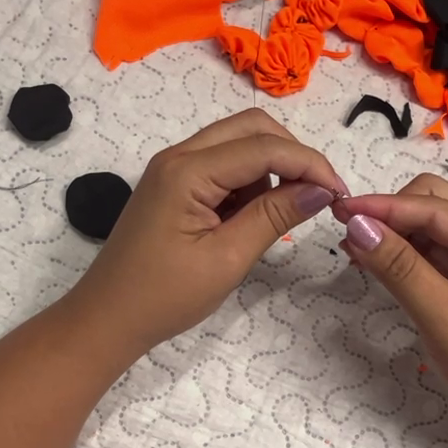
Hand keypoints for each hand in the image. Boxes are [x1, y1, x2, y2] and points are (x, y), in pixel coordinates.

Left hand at [63, 109, 348, 359]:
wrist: (108, 318)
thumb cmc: (164, 297)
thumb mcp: (227, 259)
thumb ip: (274, 217)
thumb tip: (321, 190)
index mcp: (188, 171)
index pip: (264, 147)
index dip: (309, 164)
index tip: (339, 194)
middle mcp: (179, 156)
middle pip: (251, 128)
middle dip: (292, 155)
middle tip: (317, 195)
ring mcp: (174, 168)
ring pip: (238, 143)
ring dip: (270, 169)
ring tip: (279, 216)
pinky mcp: (175, 184)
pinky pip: (223, 165)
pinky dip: (249, 182)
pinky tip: (251, 218)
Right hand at [334, 174, 447, 427]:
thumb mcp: (443, 317)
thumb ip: (400, 269)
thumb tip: (357, 228)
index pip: (433, 207)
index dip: (385, 206)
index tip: (340, 211)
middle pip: (430, 200)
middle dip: (389, 211)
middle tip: (350, 233)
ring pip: (422, 221)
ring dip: (388, 229)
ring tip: (353, 249)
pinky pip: (420, 247)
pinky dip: (393, 249)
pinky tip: (368, 259)